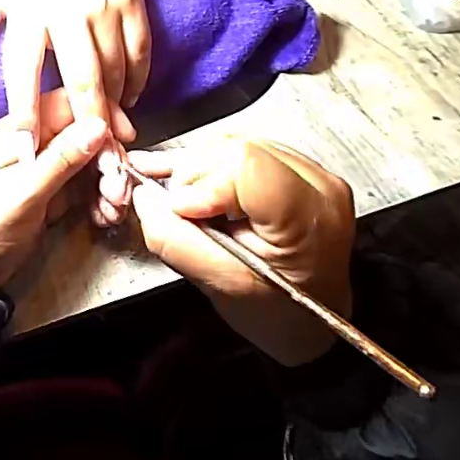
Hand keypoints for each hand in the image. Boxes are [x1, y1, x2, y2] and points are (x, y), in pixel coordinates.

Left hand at [0, 0, 148, 145]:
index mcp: (28, 13)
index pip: (24, 74)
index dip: (25, 116)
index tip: (26, 153)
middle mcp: (67, 11)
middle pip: (82, 80)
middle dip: (86, 125)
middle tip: (89, 159)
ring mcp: (104, 6)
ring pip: (115, 71)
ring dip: (113, 107)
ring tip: (108, 133)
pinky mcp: (132, 2)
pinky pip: (141, 53)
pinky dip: (138, 82)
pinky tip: (129, 98)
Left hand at [0, 112, 108, 288]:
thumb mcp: (24, 191)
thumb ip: (61, 158)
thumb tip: (99, 124)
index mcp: (22, 129)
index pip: (71, 105)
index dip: (102, 118)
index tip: (126, 140)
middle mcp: (34, 143)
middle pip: (86, 136)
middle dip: (109, 161)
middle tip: (118, 191)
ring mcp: (43, 169)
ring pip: (89, 164)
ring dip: (108, 184)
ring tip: (112, 210)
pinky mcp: (49, 194)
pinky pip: (84, 188)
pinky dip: (98, 200)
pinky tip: (103, 217)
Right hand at [122, 141, 354, 365]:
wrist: (309, 314)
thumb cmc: (281, 312)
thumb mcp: (222, 286)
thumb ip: (175, 240)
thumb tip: (145, 198)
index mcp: (307, 217)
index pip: (244, 166)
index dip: (201, 183)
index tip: (185, 212)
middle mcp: (314, 183)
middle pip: (228, 150)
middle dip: (192, 179)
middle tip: (185, 214)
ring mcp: (302, 168)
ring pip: (223, 145)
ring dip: (194, 173)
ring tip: (188, 205)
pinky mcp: (283, 162)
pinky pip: (229, 148)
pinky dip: (198, 166)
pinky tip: (174, 175)